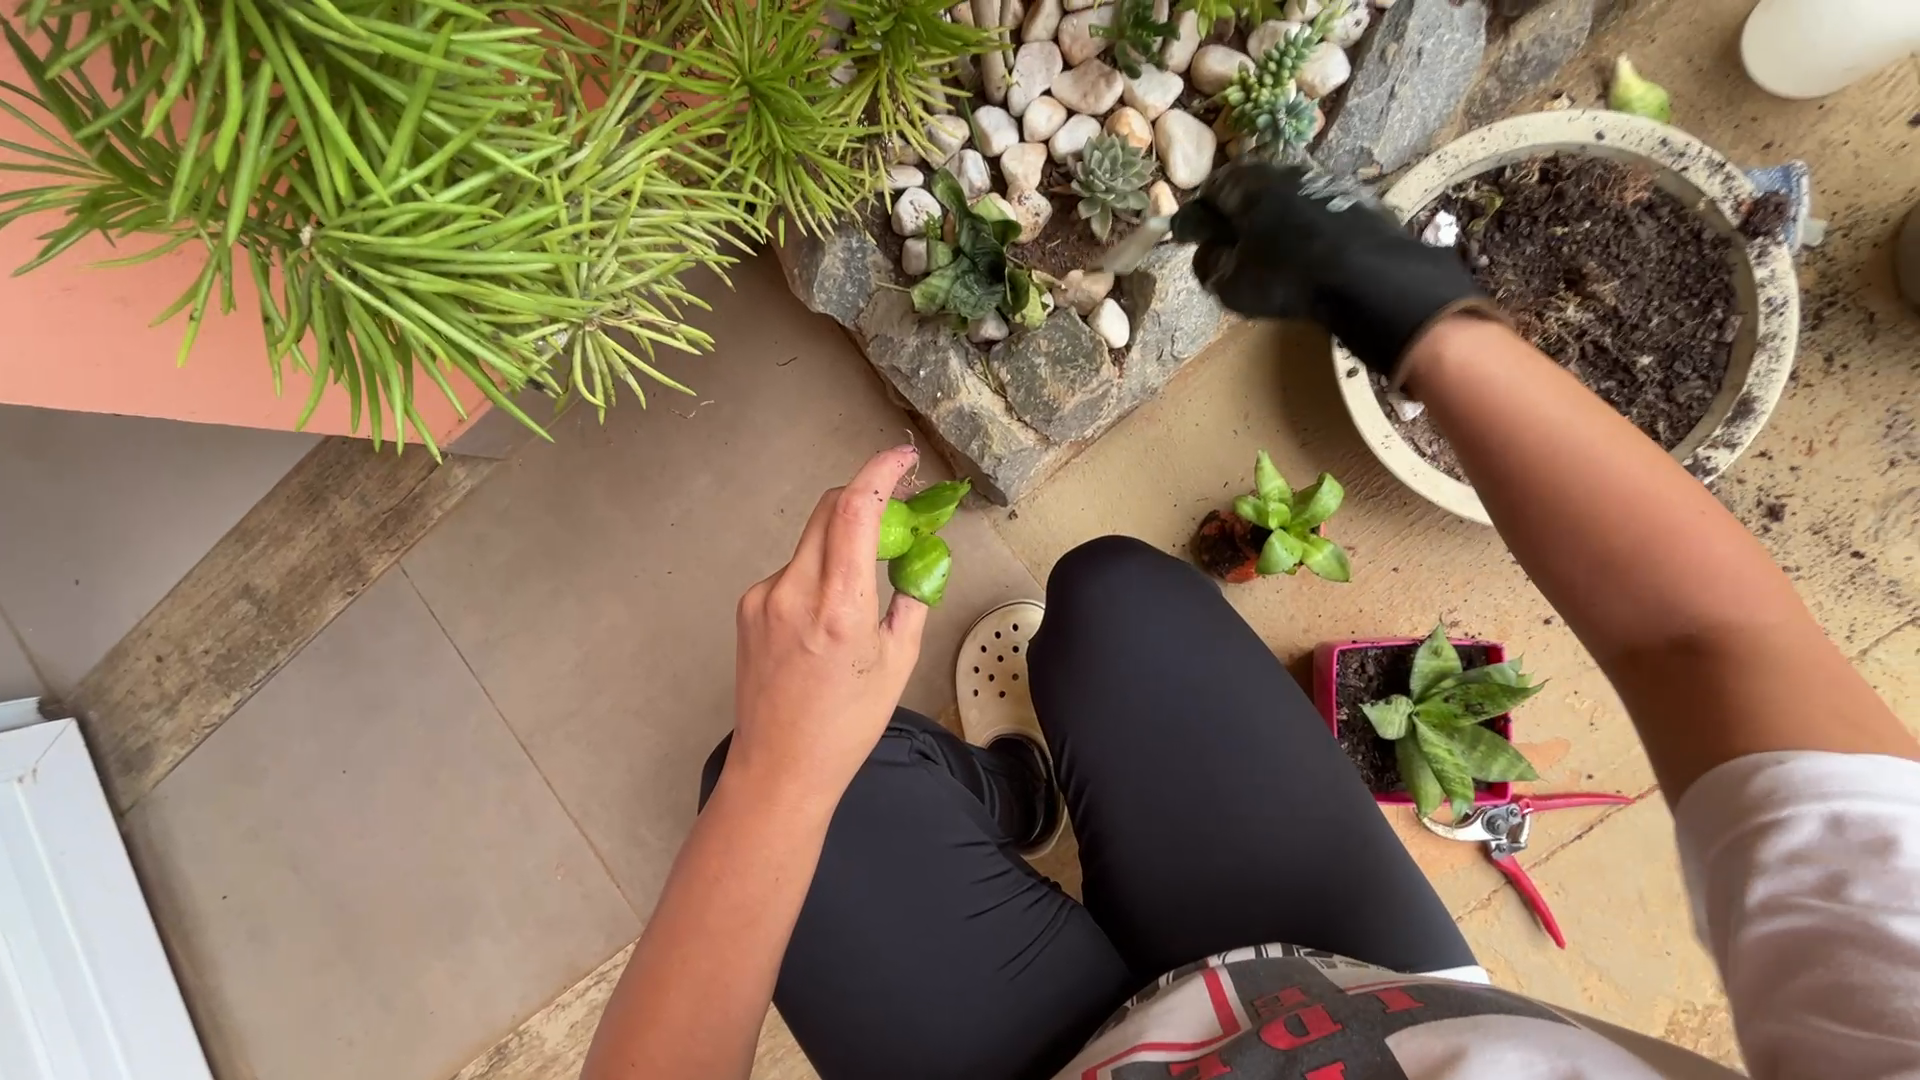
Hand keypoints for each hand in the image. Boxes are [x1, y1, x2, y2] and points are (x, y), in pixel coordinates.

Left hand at [726, 446, 929, 808]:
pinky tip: (826, 614)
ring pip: (812, 539)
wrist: (780, 765)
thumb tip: (918, 561)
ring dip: (842, 541)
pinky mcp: (748, 605)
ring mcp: (764, 597)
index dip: (880, 471)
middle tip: (895, 514)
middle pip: (829, 509)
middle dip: (865, 499)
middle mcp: (794, 592)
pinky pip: (793, 568)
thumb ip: (911, 599)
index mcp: (839, 606)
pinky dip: (818, 570)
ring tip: (861, 584)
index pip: (855, 510)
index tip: (901, 458)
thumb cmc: (845, 724)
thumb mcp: (898, 661)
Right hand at [1174, 161, 1497, 380]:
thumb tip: (1208, 251)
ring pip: (1286, 196)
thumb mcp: (1229, 283)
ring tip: (1270, 250)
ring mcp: (1325, 181)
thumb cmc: (1285, 277)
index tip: (1197, 235)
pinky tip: (1306, 254)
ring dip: (1274, 218)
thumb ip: (1208, 263)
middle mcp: (1286, 171)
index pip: (1212, 187)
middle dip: (1238, 211)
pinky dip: (1304, 226)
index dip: (1200, 212)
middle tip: (1232, 243)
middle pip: (1251, 187)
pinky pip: (1316, 209)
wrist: (1369, 275)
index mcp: (1248, 185)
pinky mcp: (1356, 199)